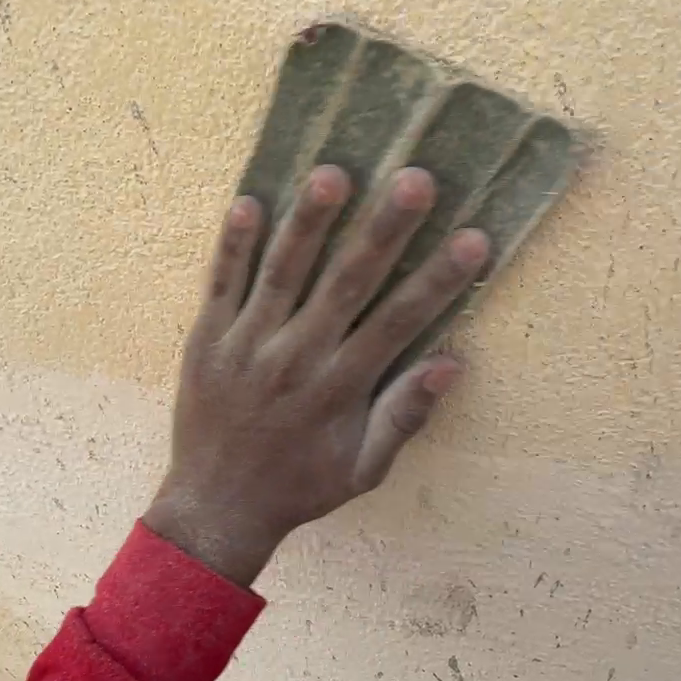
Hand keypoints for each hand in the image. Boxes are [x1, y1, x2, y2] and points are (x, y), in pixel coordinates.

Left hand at [143, 165, 490, 585]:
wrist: (215, 507)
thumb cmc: (298, 487)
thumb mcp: (363, 470)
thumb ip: (405, 417)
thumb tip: (453, 364)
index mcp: (338, 389)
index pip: (398, 324)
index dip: (438, 281)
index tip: (475, 238)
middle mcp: (295, 359)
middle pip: (346, 284)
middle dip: (383, 231)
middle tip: (414, 179)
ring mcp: (246, 345)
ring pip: (282, 274)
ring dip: (308, 223)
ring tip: (332, 173)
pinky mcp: (206, 339)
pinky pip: (220, 285)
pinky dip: (232, 246)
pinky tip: (247, 203)